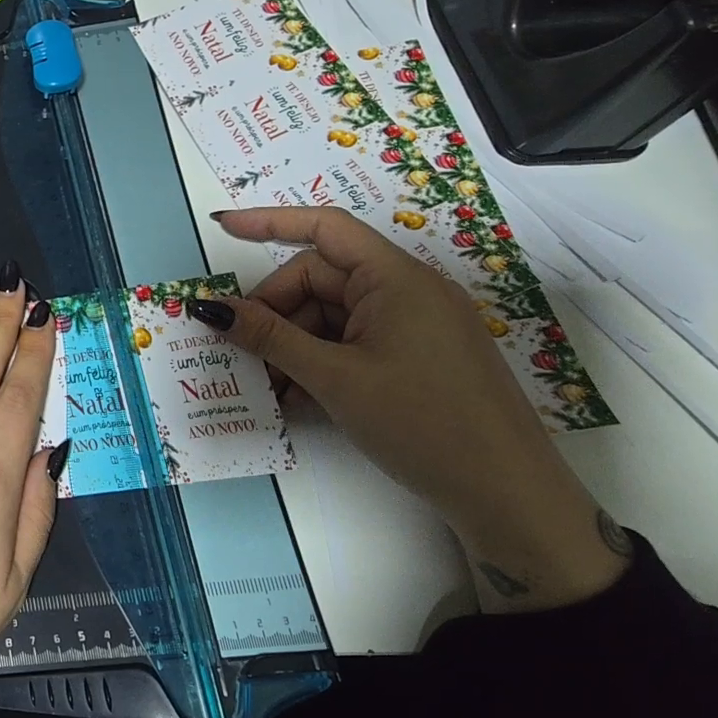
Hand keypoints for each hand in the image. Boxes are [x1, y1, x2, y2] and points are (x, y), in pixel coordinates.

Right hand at [198, 207, 629, 611]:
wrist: (508, 496)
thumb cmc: (421, 422)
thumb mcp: (334, 378)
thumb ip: (268, 337)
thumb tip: (209, 307)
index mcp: (396, 279)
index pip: (325, 229)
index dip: (269, 221)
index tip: (221, 227)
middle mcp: (407, 291)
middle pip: (320, 279)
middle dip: (275, 311)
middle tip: (242, 351)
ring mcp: (415, 325)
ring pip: (331, 315)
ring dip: (292, 344)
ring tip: (269, 387)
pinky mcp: (418, 356)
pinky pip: (352, 341)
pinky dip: (318, 360)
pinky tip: (297, 397)